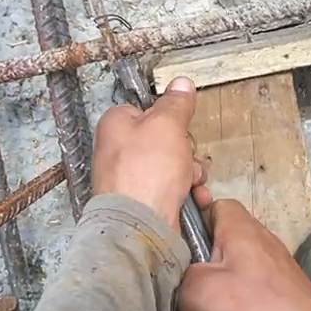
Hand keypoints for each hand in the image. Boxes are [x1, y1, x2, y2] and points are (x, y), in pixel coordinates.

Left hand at [92, 76, 203, 228]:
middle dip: (186, 151)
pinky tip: (193, 199)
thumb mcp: (167, 124)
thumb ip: (176, 103)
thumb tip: (181, 84)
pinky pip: (173, 190)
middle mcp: (119, 151)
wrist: (141, 226)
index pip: (147, 109)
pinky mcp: (144, 202)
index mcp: (116, 124)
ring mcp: (131, 179)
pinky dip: (188, 194)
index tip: (179, 124)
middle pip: (165, 140)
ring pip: (173, 166)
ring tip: (191, 182)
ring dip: (191, 174)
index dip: (169, 118)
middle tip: (185, 157)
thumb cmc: (144, 174)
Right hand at [177, 200, 310, 310]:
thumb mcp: (204, 293)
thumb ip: (178, 278)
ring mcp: (266, 284)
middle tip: (193, 304)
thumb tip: (177, 284)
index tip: (172, 249)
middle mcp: (256, 250)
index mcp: (242, 231)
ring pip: (220, 294)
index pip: (210, 207)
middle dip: (196, 287)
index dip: (189, 224)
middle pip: (210, 257)